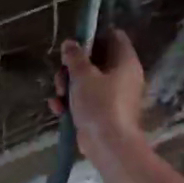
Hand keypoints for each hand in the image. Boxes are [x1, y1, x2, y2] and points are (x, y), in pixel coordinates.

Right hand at [50, 29, 146, 160]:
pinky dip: (72, 103)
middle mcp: (123, 76)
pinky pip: (86, 100)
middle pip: (96, 60)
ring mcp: (114, 96)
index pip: (114, 36)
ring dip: (68, 86)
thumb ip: (75, 56)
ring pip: (88, 81)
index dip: (94, 36)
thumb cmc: (99, 104)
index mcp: (125, 62)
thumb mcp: (83, 75)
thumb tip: (70, 43)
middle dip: (73, 66)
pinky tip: (57, 108)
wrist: (109, 146)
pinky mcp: (104, 113)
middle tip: (62, 75)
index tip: (75, 43)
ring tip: (58, 95)